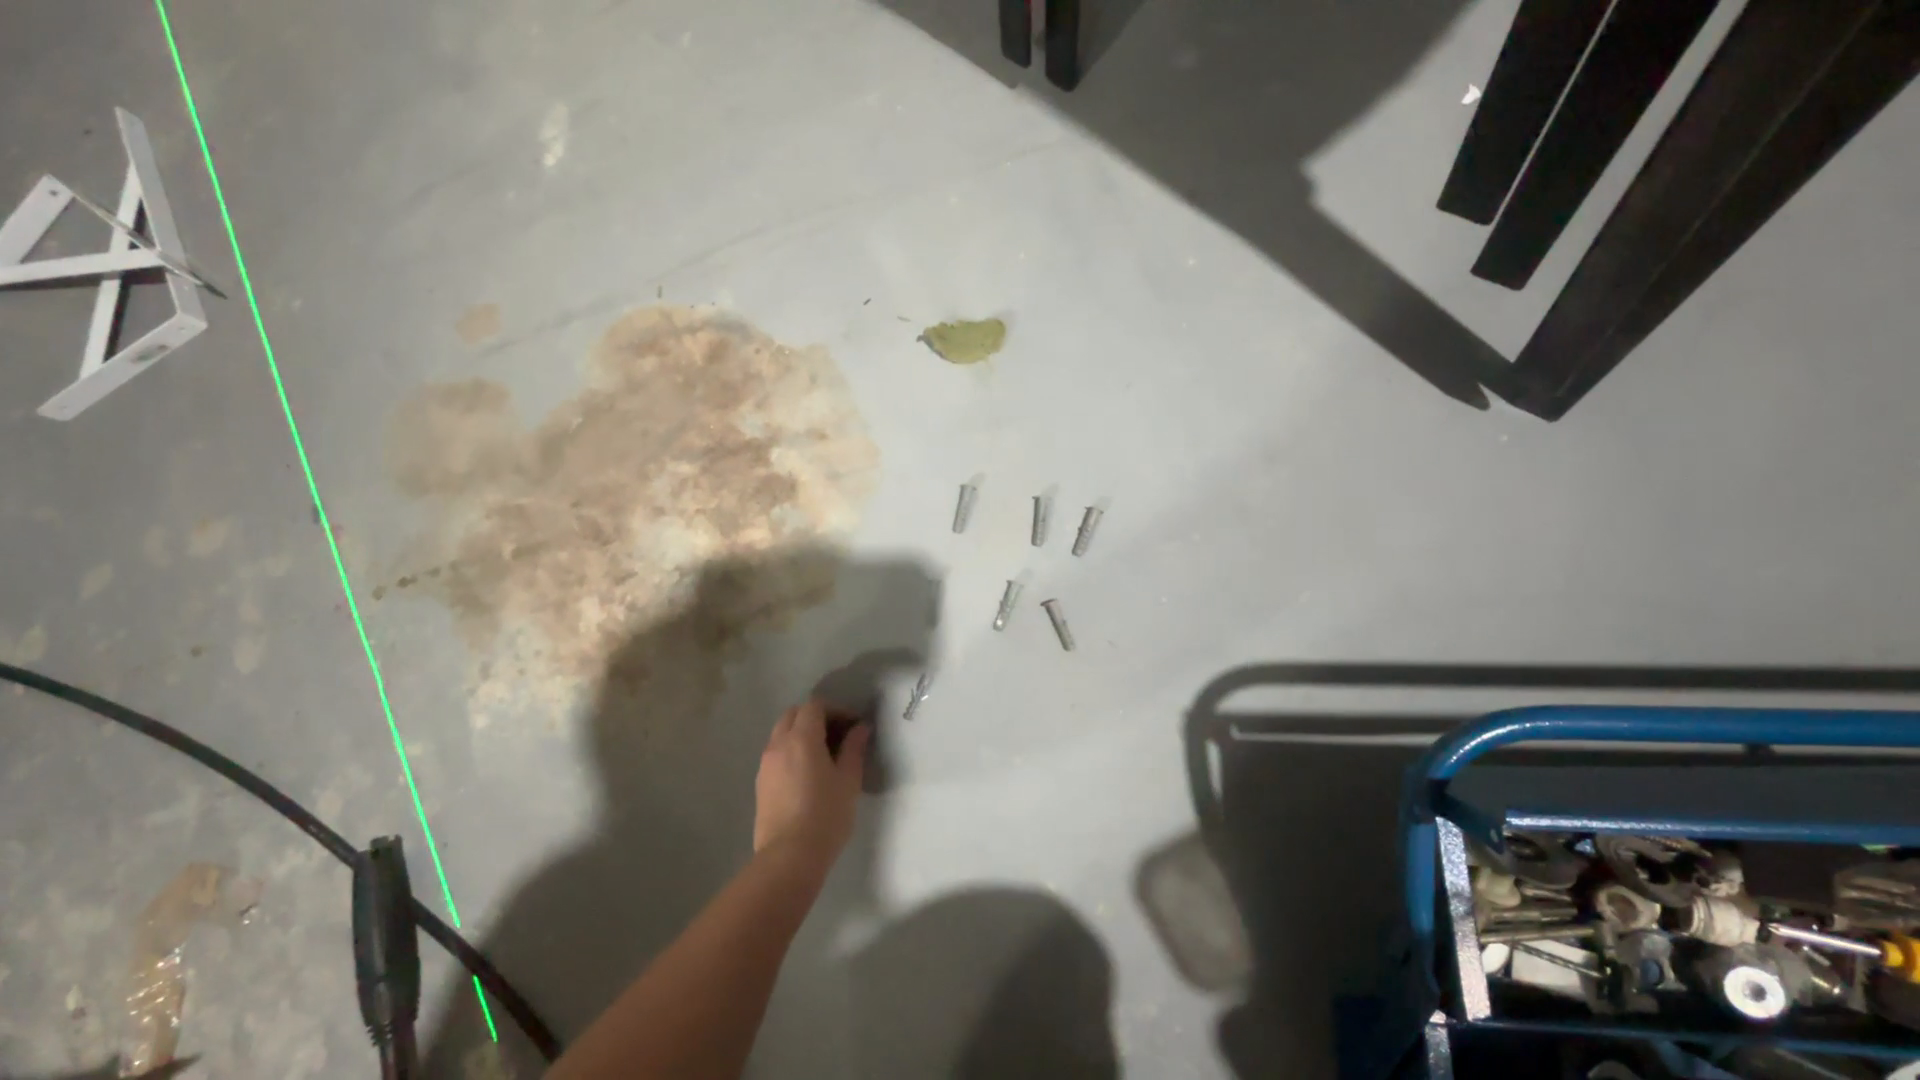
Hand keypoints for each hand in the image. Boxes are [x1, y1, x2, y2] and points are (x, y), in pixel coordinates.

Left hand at [753, 699, 868, 860]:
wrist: (789, 856)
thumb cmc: (826, 815)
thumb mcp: (848, 781)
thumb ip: (854, 749)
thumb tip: (860, 728)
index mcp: (801, 739)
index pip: (815, 706)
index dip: (836, 710)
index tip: (853, 726)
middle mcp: (778, 745)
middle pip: (794, 715)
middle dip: (816, 717)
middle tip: (838, 736)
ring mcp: (765, 764)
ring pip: (781, 733)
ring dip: (801, 734)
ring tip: (824, 756)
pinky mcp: (760, 783)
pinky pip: (776, 754)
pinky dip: (791, 751)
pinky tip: (807, 774)